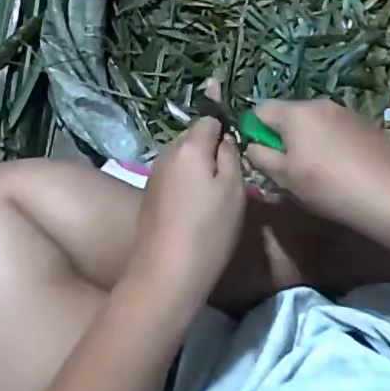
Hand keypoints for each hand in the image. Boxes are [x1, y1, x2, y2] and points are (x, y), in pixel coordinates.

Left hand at [127, 117, 245, 307]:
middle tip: (232, 172)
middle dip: (211, 147)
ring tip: (217, 191)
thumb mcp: (233, 189)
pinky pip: (174, 174)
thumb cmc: (208, 229)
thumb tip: (224, 138)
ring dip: (199, 165)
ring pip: (183, 156)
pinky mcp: (150, 193)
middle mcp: (167, 152)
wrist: (166, 271)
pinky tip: (197, 205)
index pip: (209, 119)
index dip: (225, 127)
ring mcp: (155, 172)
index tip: (239, 147)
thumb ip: (230, 155)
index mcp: (189, 146)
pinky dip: (187, 181)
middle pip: (193, 136)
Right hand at [245, 97, 389, 228]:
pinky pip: (334, 129)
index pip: (259, 110)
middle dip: (282, 137)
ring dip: (307, 141)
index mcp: (295, 112)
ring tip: (317, 174)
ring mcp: (345, 112)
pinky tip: (340, 171)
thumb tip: (254, 146)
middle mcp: (319, 104)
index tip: (264, 157)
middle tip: (289, 170)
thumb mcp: (283, 177)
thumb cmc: (329, 187)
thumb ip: (260, 156)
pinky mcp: (365, 125)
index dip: (255, 132)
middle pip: (287, 115)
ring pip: (312, 123)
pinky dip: (329, 145)